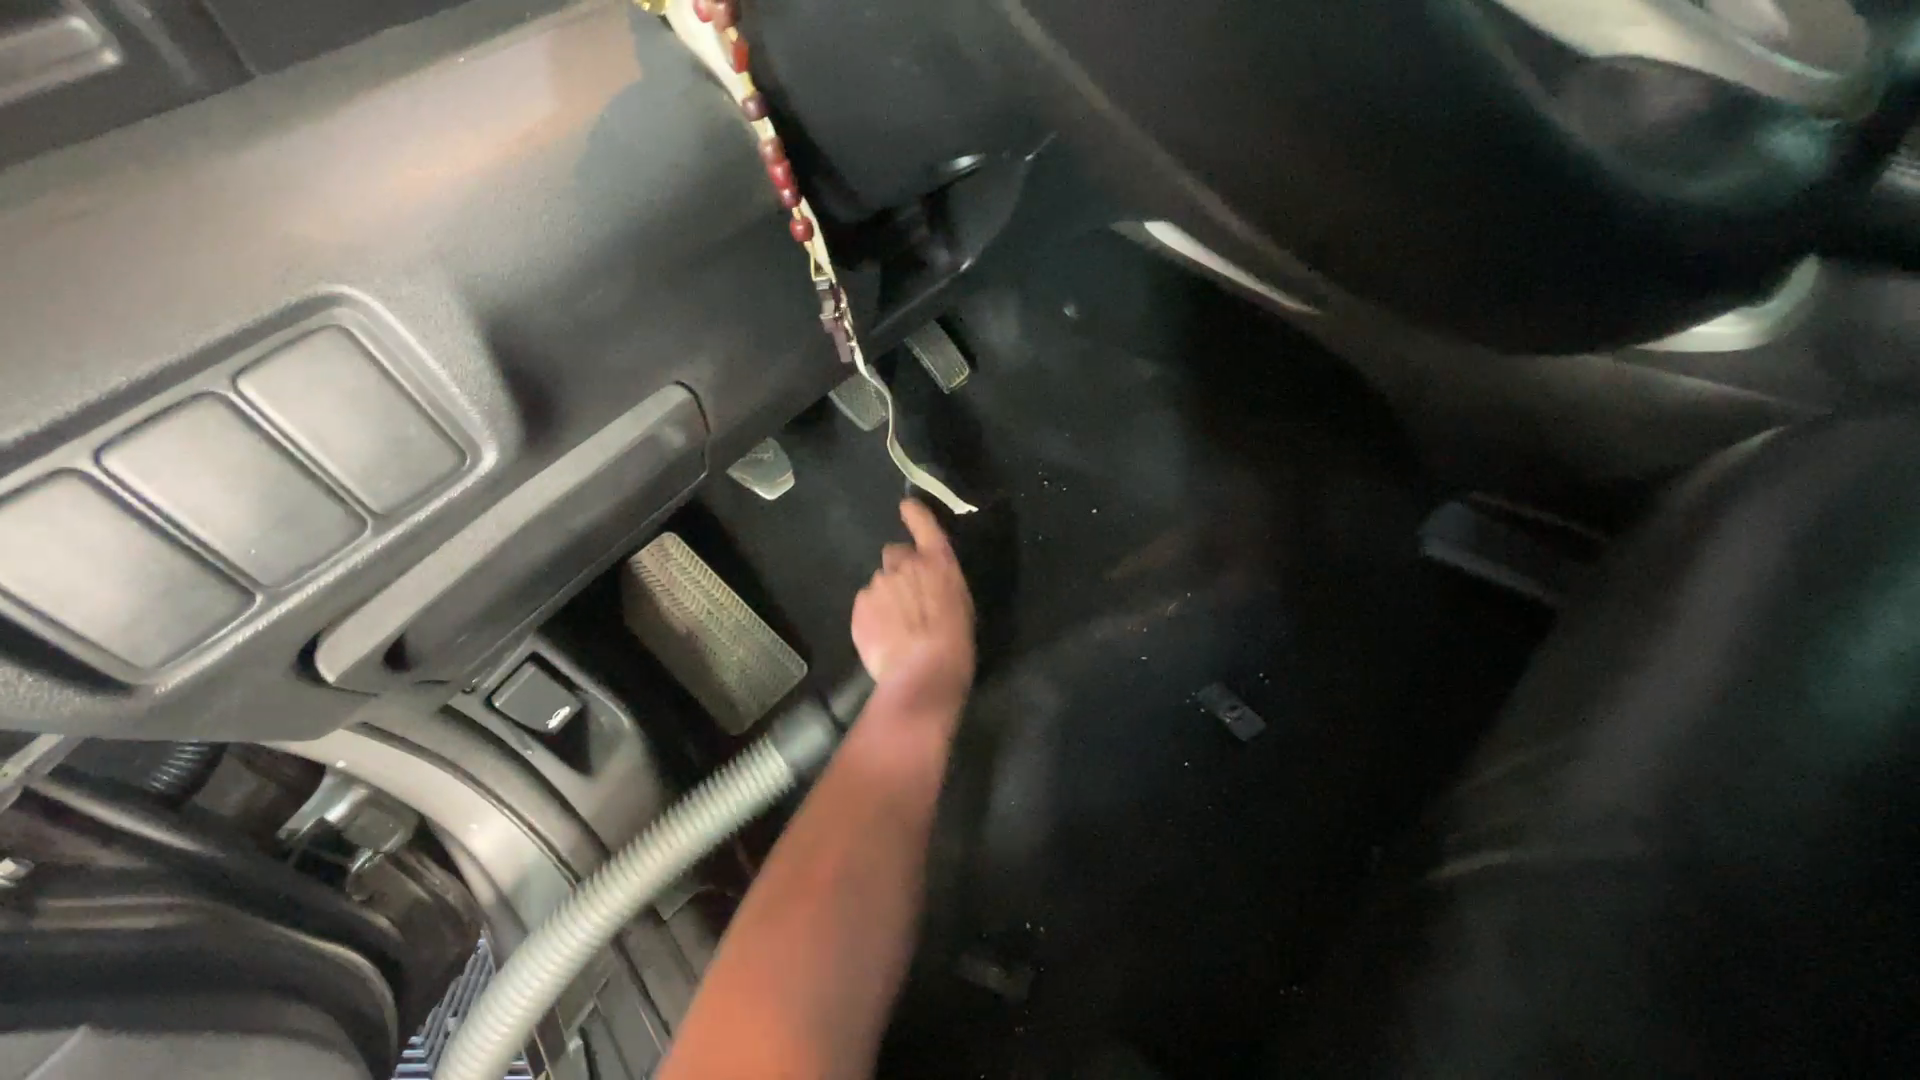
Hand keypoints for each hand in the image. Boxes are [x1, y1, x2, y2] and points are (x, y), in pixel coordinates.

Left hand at [851, 499, 975, 708]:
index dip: (915, 513)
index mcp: (937, 562)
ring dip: (886, 596)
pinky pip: (866, 604)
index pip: (924, 524)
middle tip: (907, 597)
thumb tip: (928, 583)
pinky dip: (873, 616)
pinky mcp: (860, 606)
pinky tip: (884, 637)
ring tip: (897, 627)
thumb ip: (941, 583)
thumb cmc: (955, 644)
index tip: (907, 507)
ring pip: (880, 583)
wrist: (923, 675)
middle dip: (899, 569)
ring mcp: (878, 584)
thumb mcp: (961, 605)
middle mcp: (905, 564)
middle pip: (894, 554)